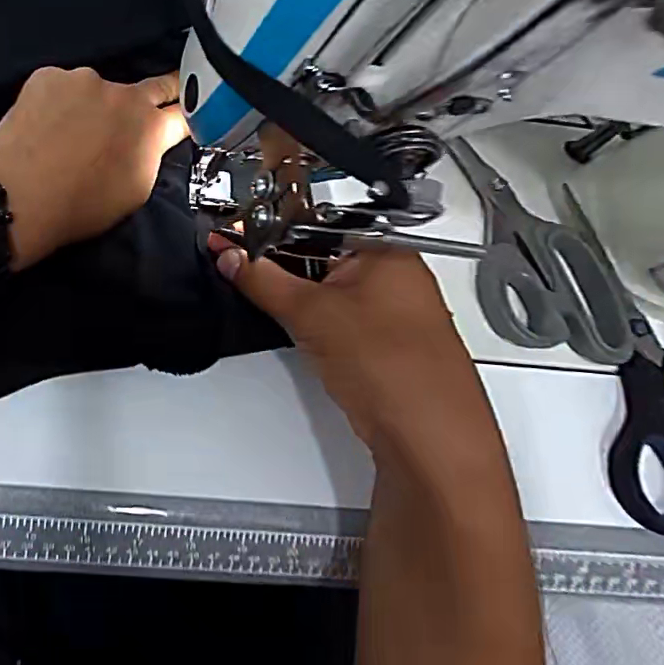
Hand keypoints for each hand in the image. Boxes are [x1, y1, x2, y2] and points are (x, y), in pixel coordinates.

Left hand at [0, 67, 188, 267]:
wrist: (19, 197)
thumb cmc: (79, 206)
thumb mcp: (135, 191)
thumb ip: (150, 155)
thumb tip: (149, 142)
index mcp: (150, 126)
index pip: (184, 111)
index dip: (186, 114)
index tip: (182, 115)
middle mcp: (124, 94)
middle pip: (154, 86)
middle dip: (156, 97)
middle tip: (143, 111)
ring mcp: (84, 80)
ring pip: (98, 89)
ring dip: (94, 104)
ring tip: (71, 133)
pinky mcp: (48, 76)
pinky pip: (62, 85)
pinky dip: (59, 100)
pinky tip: (46, 124)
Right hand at [207, 236, 489, 451]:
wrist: (429, 438)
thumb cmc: (400, 372)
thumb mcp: (311, 313)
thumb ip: (263, 279)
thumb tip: (234, 256)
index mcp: (388, 251)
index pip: (317, 226)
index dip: (273, 235)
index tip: (239, 245)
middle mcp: (398, 277)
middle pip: (322, 259)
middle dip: (286, 272)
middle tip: (257, 282)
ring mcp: (395, 313)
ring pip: (332, 294)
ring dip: (304, 305)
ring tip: (295, 322)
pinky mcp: (387, 344)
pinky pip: (343, 323)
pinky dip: (322, 329)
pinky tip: (316, 345)